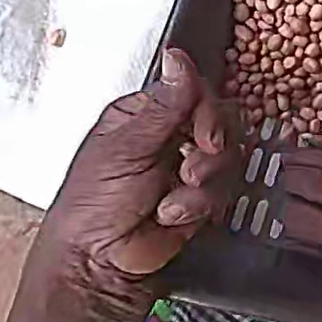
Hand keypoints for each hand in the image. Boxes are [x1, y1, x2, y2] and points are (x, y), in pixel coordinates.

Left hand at [28, 48, 238, 321]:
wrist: (99, 265)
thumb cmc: (94, 205)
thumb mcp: (125, 148)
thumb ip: (163, 106)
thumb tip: (177, 56)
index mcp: (146, 114)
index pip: (195, 93)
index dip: (208, 112)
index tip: (204, 134)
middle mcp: (172, 135)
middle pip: (220, 122)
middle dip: (209, 152)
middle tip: (190, 170)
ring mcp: (189, 165)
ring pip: (227, 157)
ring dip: (202, 184)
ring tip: (171, 202)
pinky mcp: (202, 195)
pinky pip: (225, 188)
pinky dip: (200, 205)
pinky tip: (172, 216)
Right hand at [275, 137, 321, 286]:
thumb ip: (320, 249)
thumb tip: (283, 234)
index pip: (296, 218)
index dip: (273, 211)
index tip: (260, 206)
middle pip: (306, 182)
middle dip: (281, 177)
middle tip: (263, 173)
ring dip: (298, 155)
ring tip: (278, 155)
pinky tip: (311, 140)